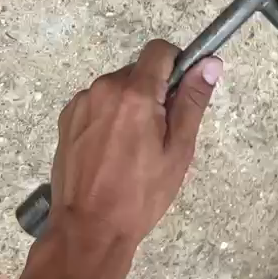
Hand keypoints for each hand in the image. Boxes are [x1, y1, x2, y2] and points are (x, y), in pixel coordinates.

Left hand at [47, 40, 221, 253]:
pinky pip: (97, 103)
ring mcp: (82, 102)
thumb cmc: (139, 195)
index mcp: (134, 94)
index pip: (160, 50)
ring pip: (117, 88)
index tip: (179, 94)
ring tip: (133, 148)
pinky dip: (108, 117)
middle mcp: (104, 88)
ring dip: (130, 105)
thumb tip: (210, 63)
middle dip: (153, 92)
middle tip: (159, 134)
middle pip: (139, 71)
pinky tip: (111, 151)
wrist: (88, 228)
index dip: (176, 66)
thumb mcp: (178, 150)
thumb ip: (193, 101)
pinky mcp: (67, 117)